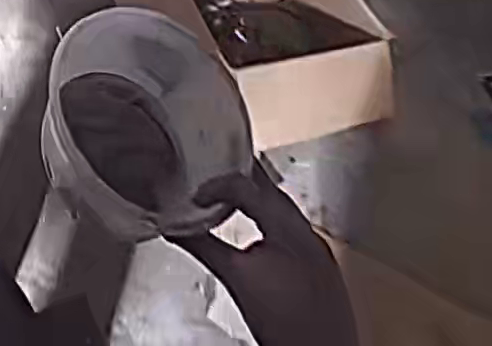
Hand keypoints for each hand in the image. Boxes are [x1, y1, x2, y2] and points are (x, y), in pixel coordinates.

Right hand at [167, 163, 358, 345]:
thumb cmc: (284, 324)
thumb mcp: (233, 278)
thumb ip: (201, 244)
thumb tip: (170, 225)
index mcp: (289, 228)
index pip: (247, 187)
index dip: (216, 186)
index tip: (195, 196)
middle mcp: (308, 233)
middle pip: (268, 189)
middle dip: (237, 178)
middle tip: (210, 167)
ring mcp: (318, 251)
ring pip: (280, 207)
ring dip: (253, 196)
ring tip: (227, 192)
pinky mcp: (321, 267)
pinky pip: (290, 226)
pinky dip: (266, 215)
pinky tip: (254, 225)